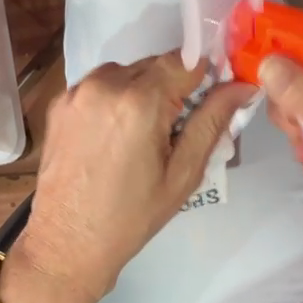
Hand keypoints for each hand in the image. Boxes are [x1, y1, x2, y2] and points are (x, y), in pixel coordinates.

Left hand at [13, 52, 255, 302]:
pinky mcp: (59, 104)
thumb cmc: (132, 216)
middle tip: (177, 129)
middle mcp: (104, 84)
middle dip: (172, 89)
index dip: (204, 75)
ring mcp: (76, 91)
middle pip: (154, 65)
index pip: (185, 60)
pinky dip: (114, 101)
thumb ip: (212, 122)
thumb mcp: (183, 173)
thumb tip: (242, 86)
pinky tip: (115, 138)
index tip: (212, 96)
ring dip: (142, 92)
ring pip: (126, 73)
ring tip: (143, 137)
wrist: (68, 243)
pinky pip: (99, 87)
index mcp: (139, 101)